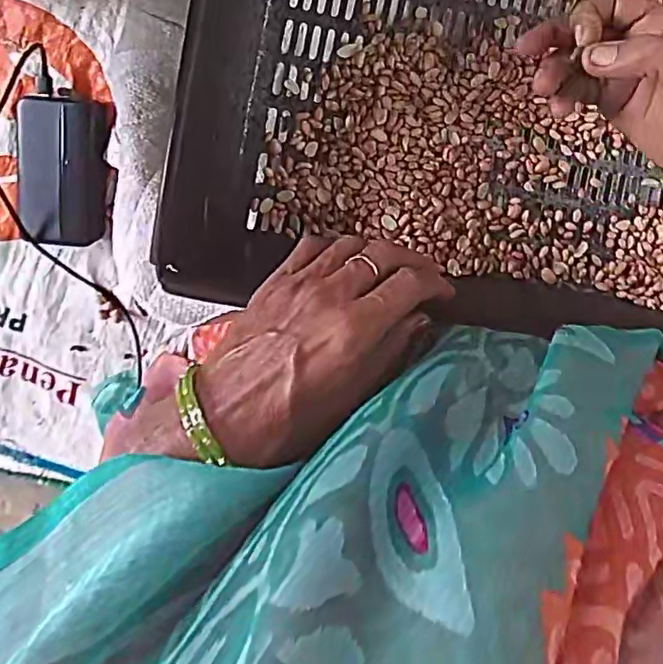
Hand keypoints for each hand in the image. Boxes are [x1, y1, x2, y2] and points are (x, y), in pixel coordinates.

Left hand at [194, 236, 453, 466]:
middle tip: (423, 273)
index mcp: (354, 329)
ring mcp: (300, 284)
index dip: (434, 282)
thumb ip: (390, 352)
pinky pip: (313, 245)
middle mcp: (329, 297)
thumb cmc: (284, 420)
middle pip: (384, 254)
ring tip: (388, 264)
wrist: (222, 416)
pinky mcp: (276, 281)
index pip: (408, 283)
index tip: (441, 291)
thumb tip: (416, 323)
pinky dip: (336, 245)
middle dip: (413, 259)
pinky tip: (342, 258)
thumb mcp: (351, 398)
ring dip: (378, 249)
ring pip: (351, 243)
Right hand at [515, 0, 662, 177]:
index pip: (611, 3)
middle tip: (530, 48)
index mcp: (661, 25)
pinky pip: (575, 90)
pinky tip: (560, 108)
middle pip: (583, 29)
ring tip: (544, 88)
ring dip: (553, 71)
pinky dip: (562, 97)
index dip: (589, 16)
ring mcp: (619, 73)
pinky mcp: (608, 100)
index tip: (583, 40)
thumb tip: (595, 55)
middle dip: (554, 37)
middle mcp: (635, 44)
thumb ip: (649, 55)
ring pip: (573, 61)